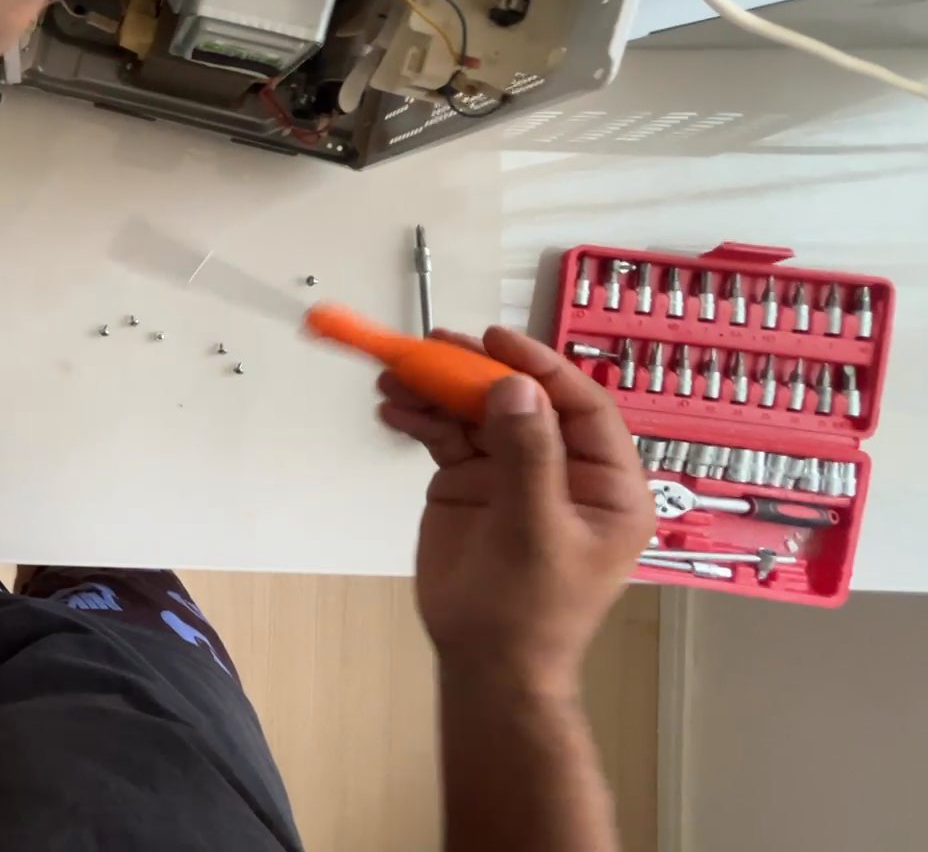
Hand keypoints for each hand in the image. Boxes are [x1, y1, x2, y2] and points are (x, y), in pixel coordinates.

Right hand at [378, 327, 652, 699]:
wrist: (481, 654)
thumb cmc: (528, 606)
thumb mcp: (534, 530)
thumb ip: (527, 457)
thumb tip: (513, 387)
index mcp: (602, 482)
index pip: (579, 407)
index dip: (539, 367)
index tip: (493, 338)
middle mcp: (557, 468)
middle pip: (515, 402)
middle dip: (471, 374)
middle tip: (428, 347)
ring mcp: (507, 473)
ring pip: (472, 415)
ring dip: (432, 394)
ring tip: (391, 378)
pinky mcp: (466, 482)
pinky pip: (442, 437)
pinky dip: (416, 420)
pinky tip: (391, 410)